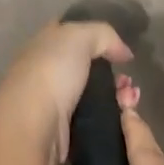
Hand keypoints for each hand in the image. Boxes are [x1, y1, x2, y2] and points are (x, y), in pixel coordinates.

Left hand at [0, 21, 134, 161]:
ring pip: (95, 94)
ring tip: (131, 99)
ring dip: (118, 95)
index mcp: (44, 45)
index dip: (97, 38)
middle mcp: (48, 72)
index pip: (72, 36)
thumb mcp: (78, 37)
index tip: (119, 50)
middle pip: (89, 68)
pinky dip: (112, 115)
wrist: (32, 125)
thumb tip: (124, 53)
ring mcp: (55, 102)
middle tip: (128, 82)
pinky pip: (95, 117)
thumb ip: (104, 36)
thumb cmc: (51, 73)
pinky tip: (124, 114)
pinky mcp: (65, 129)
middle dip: (114, 73)